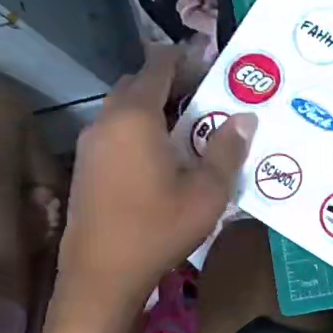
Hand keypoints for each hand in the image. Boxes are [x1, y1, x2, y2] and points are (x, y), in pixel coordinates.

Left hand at [56, 46, 253, 326]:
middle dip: (171, 82)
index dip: (184, 59)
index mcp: (135, 118)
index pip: (157, 68)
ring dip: (156, 108)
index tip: (211, 61)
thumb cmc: (159, 228)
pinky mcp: (87, 167)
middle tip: (209, 95)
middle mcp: (106, 122)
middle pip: (137, 86)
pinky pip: (117, 132)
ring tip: (193, 124)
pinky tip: (166, 154)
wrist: (102, 273)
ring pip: (125, 110)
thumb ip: (227, 150)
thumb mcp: (208, 192)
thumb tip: (245, 117)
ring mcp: (91, 145)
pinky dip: (142, 130)